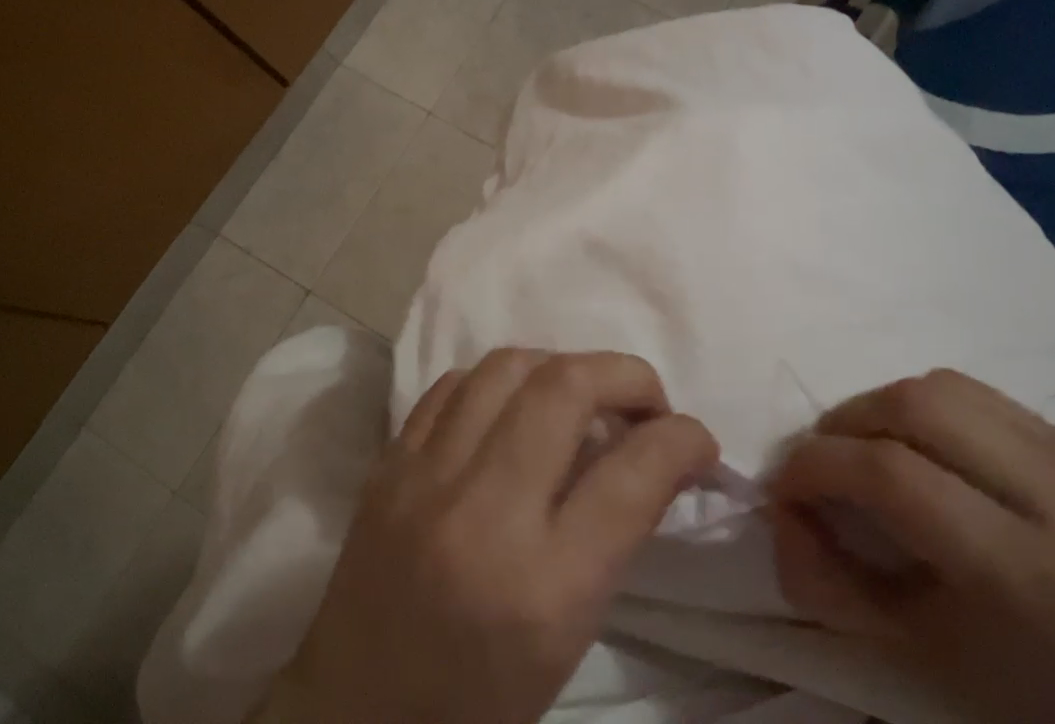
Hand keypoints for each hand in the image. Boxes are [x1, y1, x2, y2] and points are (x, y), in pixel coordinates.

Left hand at [269, 349, 717, 723]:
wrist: (357, 716)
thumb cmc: (482, 695)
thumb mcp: (573, 633)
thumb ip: (618, 535)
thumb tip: (657, 455)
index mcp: (544, 585)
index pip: (634, 472)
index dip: (685, 440)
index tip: (697, 443)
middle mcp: (482, 516)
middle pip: (567, 387)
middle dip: (628, 376)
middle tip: (645, 406)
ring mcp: (423, 481)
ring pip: (507, 366)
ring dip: (562, 369)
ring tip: (579, 402)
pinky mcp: (385, 467)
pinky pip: (452, 385)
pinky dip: (499, 383)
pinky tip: (513, 411)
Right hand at [768, 369, 1054, 723]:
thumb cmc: (1015, 680)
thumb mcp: (907, 646)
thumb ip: (824, 577)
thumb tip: (780, 505)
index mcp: (1023, 571)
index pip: (893, 474)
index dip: (819, 465)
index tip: (787, 484)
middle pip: (920, 403)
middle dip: (847, 419)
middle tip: (822, 456)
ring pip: (945, 383)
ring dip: (882, 407)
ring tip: (865, 447)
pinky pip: (979, 396)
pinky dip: (930, 416)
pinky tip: (929, 456)